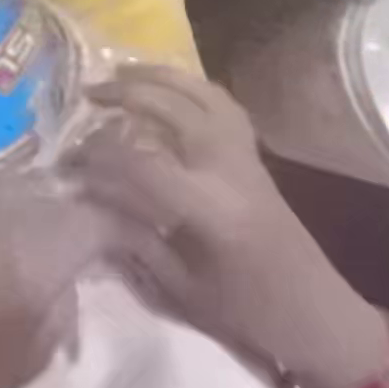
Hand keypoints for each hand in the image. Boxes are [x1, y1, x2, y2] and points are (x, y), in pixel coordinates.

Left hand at [0, 171, 151, 387]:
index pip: (99, 219)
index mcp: (31, 252)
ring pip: (33, 177)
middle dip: (98, 202)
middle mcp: (2, 209)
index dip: (129, 229)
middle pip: (68, 188)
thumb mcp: (43, 343)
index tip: (145, 241)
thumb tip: (80, 257)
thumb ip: (70, 286)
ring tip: (78, 209)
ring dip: (60, 194)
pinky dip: (22, 193)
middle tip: (117, 218)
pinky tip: (32, 209)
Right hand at [67, 64, 388, 387]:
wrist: (319, 317)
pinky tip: (167, 86)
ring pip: (203, 95)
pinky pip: (223, 105)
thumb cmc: (246, 313)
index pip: (142, 163)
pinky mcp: (254, 156)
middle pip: (175, 110)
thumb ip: (131, 238)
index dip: (99, 156)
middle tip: (89, 94)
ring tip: (123, 70)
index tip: (69, 159)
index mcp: (210, 209)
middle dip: (127, 94)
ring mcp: (246, 157)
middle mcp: (229, 170)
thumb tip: (88, 200)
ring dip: (160, 76)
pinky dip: (191, 86)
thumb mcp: (179, 288)